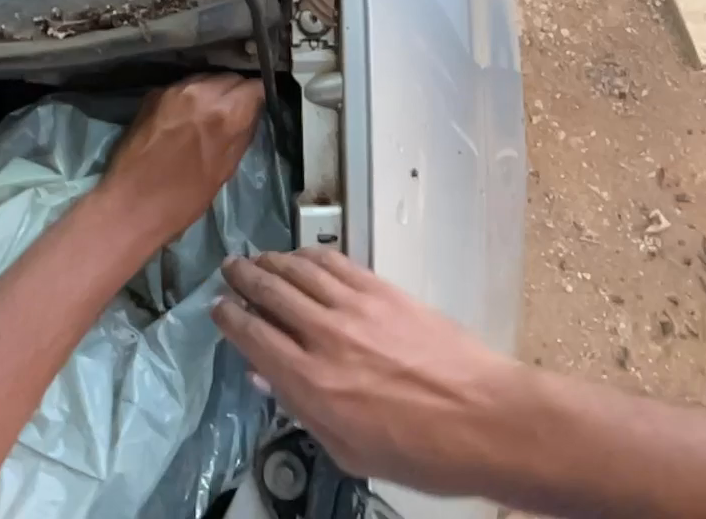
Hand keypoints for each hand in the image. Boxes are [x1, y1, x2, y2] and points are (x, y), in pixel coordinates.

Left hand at [96, 74, 263, 240]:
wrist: (132, 203)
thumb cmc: (184, 197)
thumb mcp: (226, 168)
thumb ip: (241, 133)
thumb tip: (250, 113)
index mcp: (226, 114)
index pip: (255, 86)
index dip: (258, 96)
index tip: (257, 106)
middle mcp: (201, 92)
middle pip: (230, 77)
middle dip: (235, 91)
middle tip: (233, 111)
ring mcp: (174, 90)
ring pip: (205, 78)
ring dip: (212, 90)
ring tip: (208, 113)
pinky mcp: (153, 93)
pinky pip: (182, 86)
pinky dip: (189, 96)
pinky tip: (184, 116)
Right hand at [213, 250, 528, 496]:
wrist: (487, 419)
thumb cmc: (420, 452)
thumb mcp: (350, 450)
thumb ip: (300, 409)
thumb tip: (264, 375)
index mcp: (311, 383)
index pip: (252, 336)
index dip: (228, 317)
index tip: (217, 308)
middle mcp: (323, 336)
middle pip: (269, 292)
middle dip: (242, 278)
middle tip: (229, 270)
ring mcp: (353, 307)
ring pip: (297, 269)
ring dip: (270, 261)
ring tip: (257, 259)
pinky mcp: (380, 289)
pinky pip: (334, 262)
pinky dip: (309, 254)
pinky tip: (300, 256)